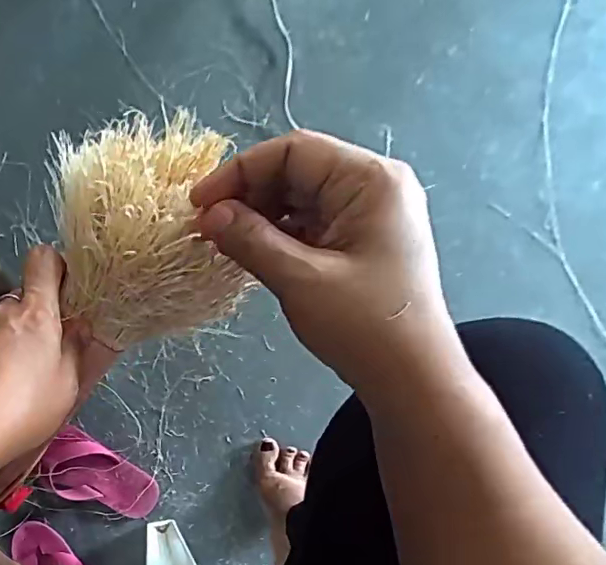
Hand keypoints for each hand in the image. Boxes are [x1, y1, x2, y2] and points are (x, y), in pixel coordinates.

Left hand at [0, 245, 115, 487]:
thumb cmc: (23, 409)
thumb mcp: (67, 385)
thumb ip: (75, 350)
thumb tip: (79, 326)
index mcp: (35, 311)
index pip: (43, 259)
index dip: (58, 268)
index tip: (69, 292)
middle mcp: (2, 313)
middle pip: (23, 300)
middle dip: (39, 319)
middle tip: (53, 354)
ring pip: (4, 328)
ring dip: (17, 345)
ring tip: (27, 383)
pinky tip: (2, 396)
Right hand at [191, 129, 460, 394]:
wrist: (407, 372)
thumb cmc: (361, 325)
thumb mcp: (301, 280)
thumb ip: (253, 242)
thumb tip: (210, 216)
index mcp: (369, 181)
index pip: (294, 152)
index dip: (239, 172)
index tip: (198, 204)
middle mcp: (372, 186)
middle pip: (296, 171)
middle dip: (246, 195)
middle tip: (205, 228)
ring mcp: (366, 214)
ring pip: (299, 199)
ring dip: (257, 216)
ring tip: (221, 243)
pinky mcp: (357, 241)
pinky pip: (308, 224)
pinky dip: (275, 235)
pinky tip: (248, 253)